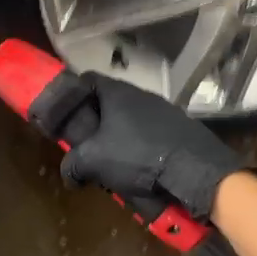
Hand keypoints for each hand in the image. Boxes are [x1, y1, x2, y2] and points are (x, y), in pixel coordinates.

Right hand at [45, 73, 254, 218]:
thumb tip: (69, 174)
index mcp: (117, 92)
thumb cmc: (137, 155)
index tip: (62, 117)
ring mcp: (163, 111)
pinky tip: (138, 171)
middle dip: (95, 125)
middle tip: (85, 146)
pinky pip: (149, 136)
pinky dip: (139, 150)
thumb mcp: (93, 161)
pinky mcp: (178, 130)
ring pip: (130, 122)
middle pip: (108, 104)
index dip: (69, 96)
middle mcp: (141, 95)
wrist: (193, 169)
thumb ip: (73, 165)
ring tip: (111, 165)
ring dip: (118, 140)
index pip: (85, 80)